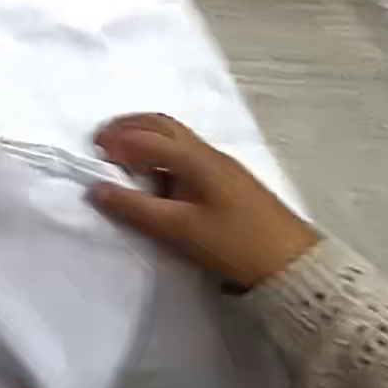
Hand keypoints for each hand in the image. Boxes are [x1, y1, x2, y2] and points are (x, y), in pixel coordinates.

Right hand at [88, 114, 318, 288]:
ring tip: (123, 146)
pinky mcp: (226, 175)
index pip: (147, 139)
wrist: (292, 262)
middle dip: (129, 126)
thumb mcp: (182, 230)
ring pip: (175, 133)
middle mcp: (205, 152)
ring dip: (145, 132)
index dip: (119, 141)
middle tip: (103, 138)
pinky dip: (160, 145)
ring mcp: (219, 161)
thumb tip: (98, 189)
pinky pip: (185, 146)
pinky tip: (155, 165)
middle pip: (162, 124)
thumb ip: (138, 209)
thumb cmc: (234, 244)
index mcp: (194, 160)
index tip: (95, 151)